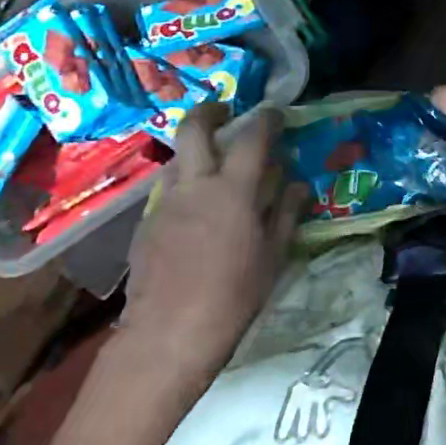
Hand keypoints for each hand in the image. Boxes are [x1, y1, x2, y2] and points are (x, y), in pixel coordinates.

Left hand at [120, 103, 306, 369]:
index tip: (275, 112)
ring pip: (176, 158)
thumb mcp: (272, 256)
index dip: (266, 119)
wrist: (168, 333)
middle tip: (226, 112)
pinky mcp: (146, 223)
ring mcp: (165, 202)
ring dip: (194, 150)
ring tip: (211, 166)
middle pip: (194, 128)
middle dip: (210, 111)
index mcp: (232, 189)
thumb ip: (285, 213)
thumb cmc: (233, 296)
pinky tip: (193, 210)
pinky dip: (183, 185)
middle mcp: (194, 184)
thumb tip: (299, 185)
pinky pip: (167, 190)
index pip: (252, 137)